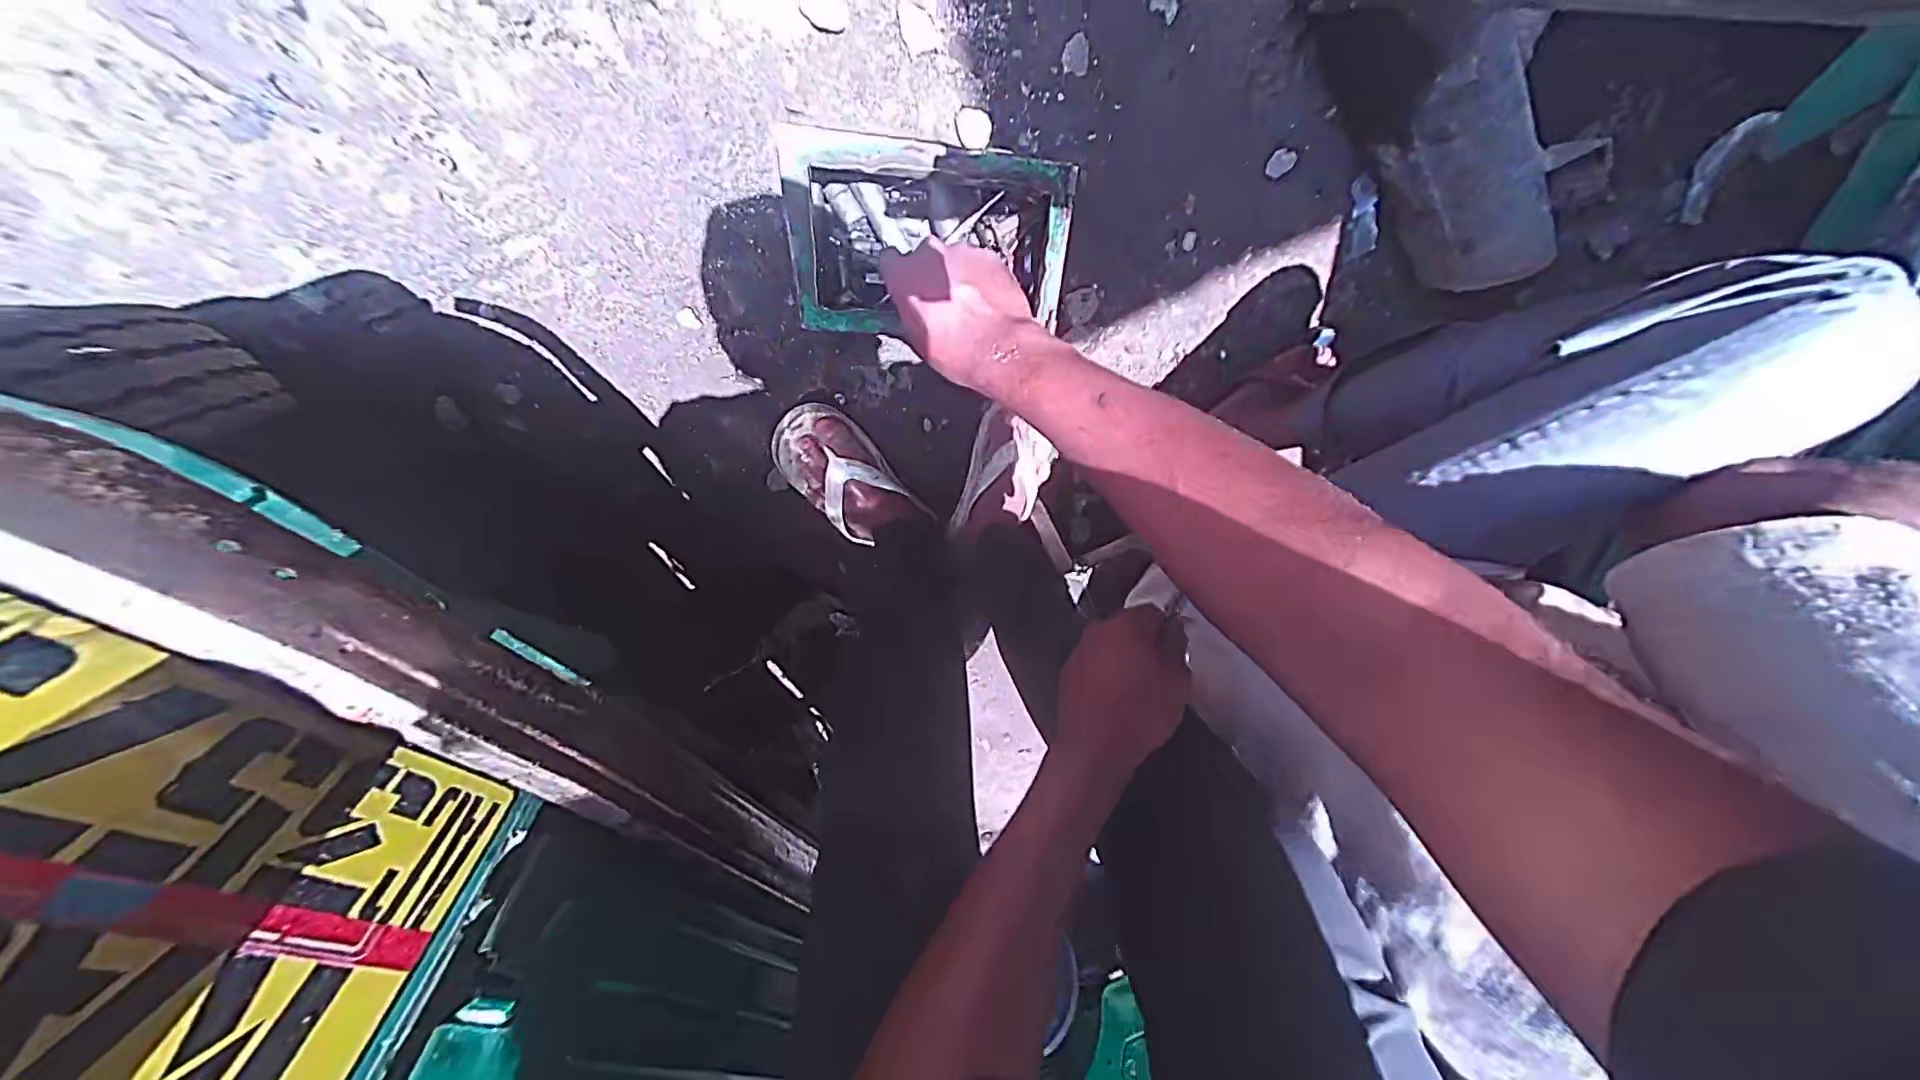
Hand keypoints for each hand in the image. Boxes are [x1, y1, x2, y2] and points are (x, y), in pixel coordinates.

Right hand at [880, 239, 1043, 397]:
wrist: (1000, 349)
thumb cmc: (961, 350)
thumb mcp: (917, 339)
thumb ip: (908, 313)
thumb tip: (910, 313)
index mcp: (904, 276)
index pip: (889, 261)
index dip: (896, 275)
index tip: (901, 284)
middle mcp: (930, 256)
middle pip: (923, 256)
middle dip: (928, 276)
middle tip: (937, 304)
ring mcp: (961, 253)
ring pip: (951, 259)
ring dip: (954, 277)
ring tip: (963, 307)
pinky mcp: (988, 257)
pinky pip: (978, 262)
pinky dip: (979, 277)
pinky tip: (982, 303)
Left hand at [1056, 606, 1190, 779]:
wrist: (1095, 749)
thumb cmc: (1133, 718)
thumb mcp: (1177, 679)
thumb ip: (1177, 644)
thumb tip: (1175, 631)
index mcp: (1126, 625)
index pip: (1153, 610)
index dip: (1170, 626)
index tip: (1177, 641)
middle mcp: (1098, 633)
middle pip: (1130, 626)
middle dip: (1147, 643)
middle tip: (1164, 670)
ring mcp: (1081, 652)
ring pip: (1112, 647)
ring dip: (1126, 660)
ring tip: (1143, 690)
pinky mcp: (1071, 674)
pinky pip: (1096, 666)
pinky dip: (1108, 676)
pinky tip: (1122, 699)